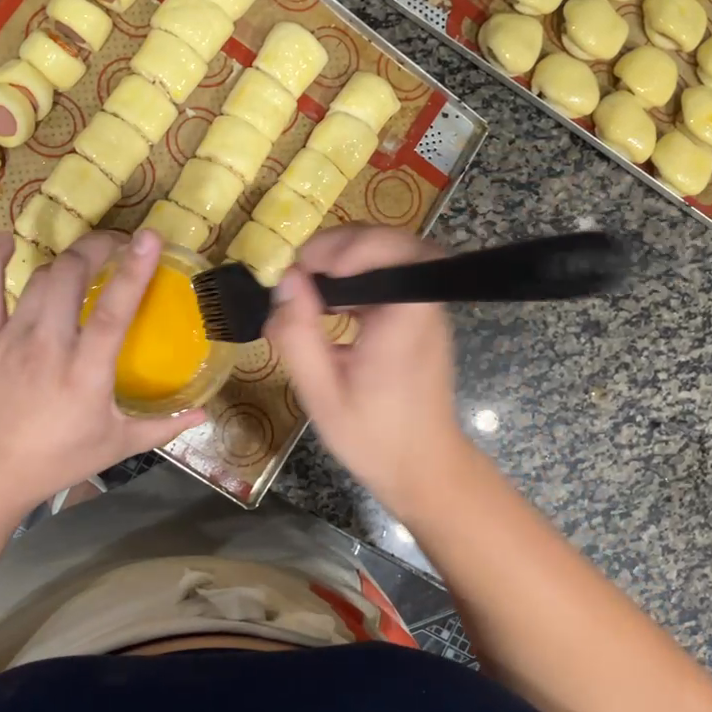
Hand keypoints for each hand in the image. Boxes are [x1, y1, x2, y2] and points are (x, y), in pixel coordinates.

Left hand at [0, 229, 204, 512]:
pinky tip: (7, 242)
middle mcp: (47, 346)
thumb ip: (163, 427)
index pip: (112, 311)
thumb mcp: (118, 446)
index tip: (149, 237)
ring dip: (66, 261)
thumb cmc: (59, 460)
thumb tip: (203, 413)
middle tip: (118, 247)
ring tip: (86, 259)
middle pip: (68, 276)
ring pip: (38, 279)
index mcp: (85, 372)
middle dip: (95, 248)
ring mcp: (12, 339)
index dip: (133, 271)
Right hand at [264, 225, 472, 506]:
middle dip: (340, 247)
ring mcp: (425, 310)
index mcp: (405, 319)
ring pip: (390, 255)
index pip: (393, 250)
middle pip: (391, 242)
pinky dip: (357, 278)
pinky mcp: (418, 318)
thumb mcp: (321, 394)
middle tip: (299, 275)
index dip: (349, 247)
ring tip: (308, 287)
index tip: (307, 272)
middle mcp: (423, 304)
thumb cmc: (374, 439)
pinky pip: (390, 278)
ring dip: (346, 260)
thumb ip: (299, 336)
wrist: (424, 468)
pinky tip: (330, 304)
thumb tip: (285, 282)